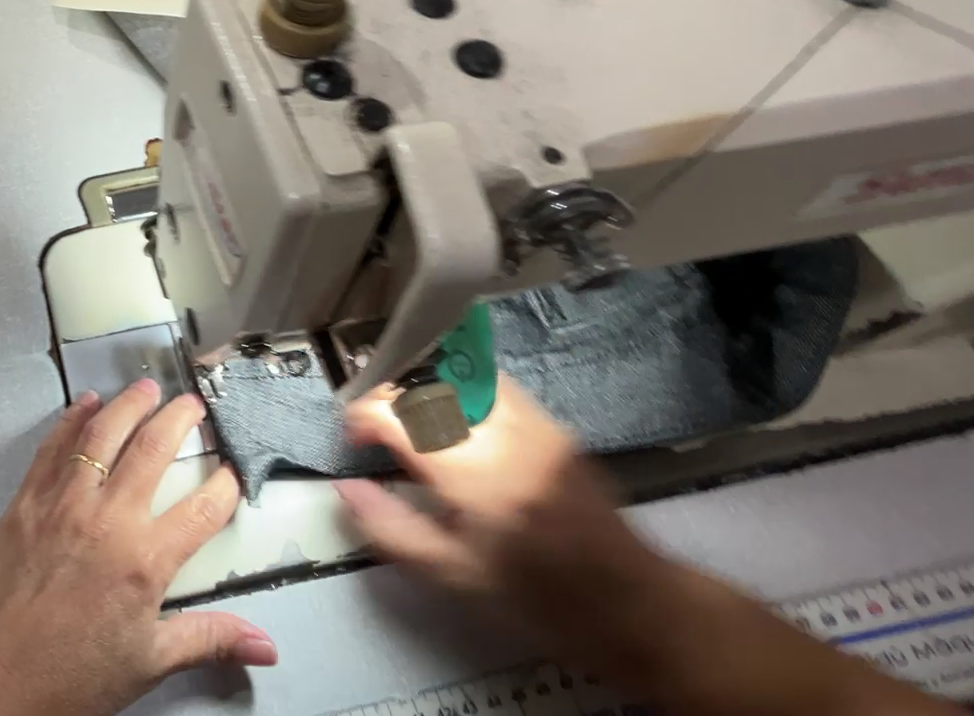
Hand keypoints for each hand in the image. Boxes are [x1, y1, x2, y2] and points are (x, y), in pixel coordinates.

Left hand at [0, 380, 276, 715]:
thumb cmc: (74, 674)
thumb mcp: (150, 661)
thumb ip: (209, 639)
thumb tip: (266, 647)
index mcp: (145, 561)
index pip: (203, 509)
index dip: (225, 485)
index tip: (232, 471)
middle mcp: (108, 519)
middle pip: (153, 450)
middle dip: (179, 419)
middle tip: (192, 405)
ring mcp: (64, 502)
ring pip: (102, 435)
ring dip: (128, 404)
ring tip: (147, 387)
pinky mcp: (28, 499)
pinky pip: (54, 447)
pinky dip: (72, 419)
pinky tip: (86, 403)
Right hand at [336, 376, 659, 620]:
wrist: (628, 599)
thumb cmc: (533, 594)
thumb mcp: (451, 573)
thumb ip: (389, 527)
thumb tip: (345, 486)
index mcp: (473, 475)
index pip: (397, 414)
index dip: (361, 417)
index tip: (354, 438)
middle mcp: (502, 436)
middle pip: (425, 385)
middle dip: (388, 398)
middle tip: (376, 426)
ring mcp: (533, 423)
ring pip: (458, 375)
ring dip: (422, 387)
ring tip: (409, 414)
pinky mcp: (551, 422)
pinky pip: (491, 385)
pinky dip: (459, 390)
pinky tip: (451, 416)